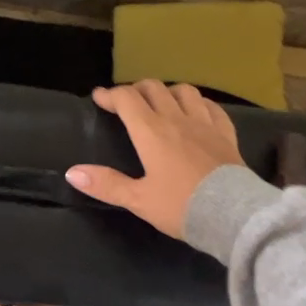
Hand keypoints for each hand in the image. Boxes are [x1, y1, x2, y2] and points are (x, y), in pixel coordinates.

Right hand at [65, 80, 244, 238]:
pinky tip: (198, 112)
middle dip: (136, 89)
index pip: (126, 99)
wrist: (233, 216)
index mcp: (151, 131)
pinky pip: (213, 108)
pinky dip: (200, 104)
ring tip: (162, 103)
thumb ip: (106, 184)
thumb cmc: (182, 207)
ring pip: (184, 91)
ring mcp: (204, 124)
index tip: (99, 97)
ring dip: (169, 92)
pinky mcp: (226, 134)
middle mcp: (176, 119)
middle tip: (128, 102)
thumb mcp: (139, 200)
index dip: (110, 94)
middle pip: (153, 88)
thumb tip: (72, 172)